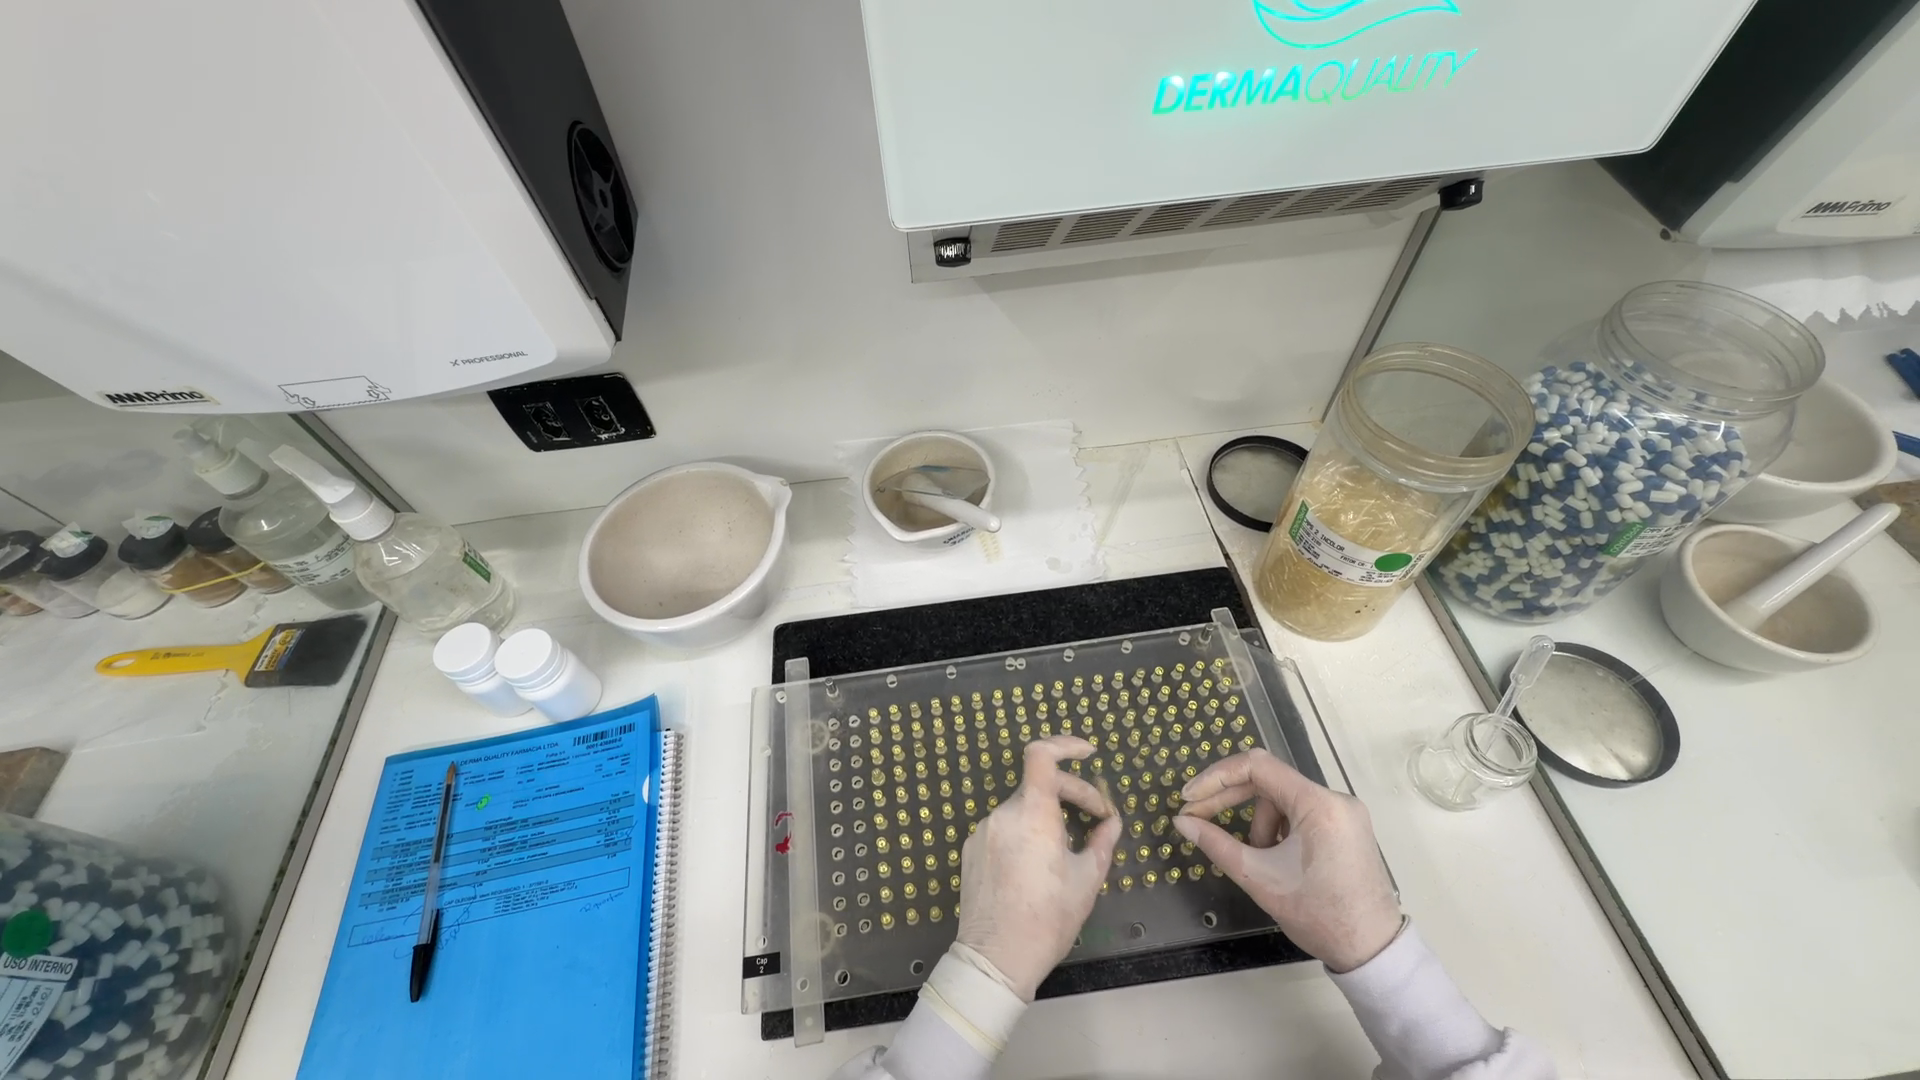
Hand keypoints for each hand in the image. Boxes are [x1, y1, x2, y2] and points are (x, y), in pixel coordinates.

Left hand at [955, 736, 1121, 999]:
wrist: (995, 959)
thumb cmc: (1047, 919)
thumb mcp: (1086, 881)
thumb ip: (1101, 842)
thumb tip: (1112, 821)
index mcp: (1033, 814)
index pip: (1042, 754)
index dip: (1065, 744)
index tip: (1088, 753)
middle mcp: (1004, 813)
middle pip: (1040, 784)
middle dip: (1073, 793)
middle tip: (1098, 817)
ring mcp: (983, 829)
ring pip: (1023, 808)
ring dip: (1048, 816)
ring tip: (1067, 849)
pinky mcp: (972, 848)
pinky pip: (1005, 827)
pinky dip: (1026, 831)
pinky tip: (1037, 863)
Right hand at [1174, 749, 1400, 972]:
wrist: (1373, 953)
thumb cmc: (1318, 915)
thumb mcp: (1259, 878)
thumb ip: (1216, 844)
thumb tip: (1181, 821)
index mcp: (1318, 804)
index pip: (1257, 767)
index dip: (1216, 777)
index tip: (1189, 798)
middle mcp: (1334, 798)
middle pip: (1267, 782)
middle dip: (1230, 800)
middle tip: (1197, 818)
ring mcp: (1343, 812)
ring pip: (1281, 800)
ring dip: (1259, 825)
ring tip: (1258, 861)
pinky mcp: (1346, 826)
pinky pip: (1299, 813)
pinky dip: (1278, 830)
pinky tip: (1276, 860)